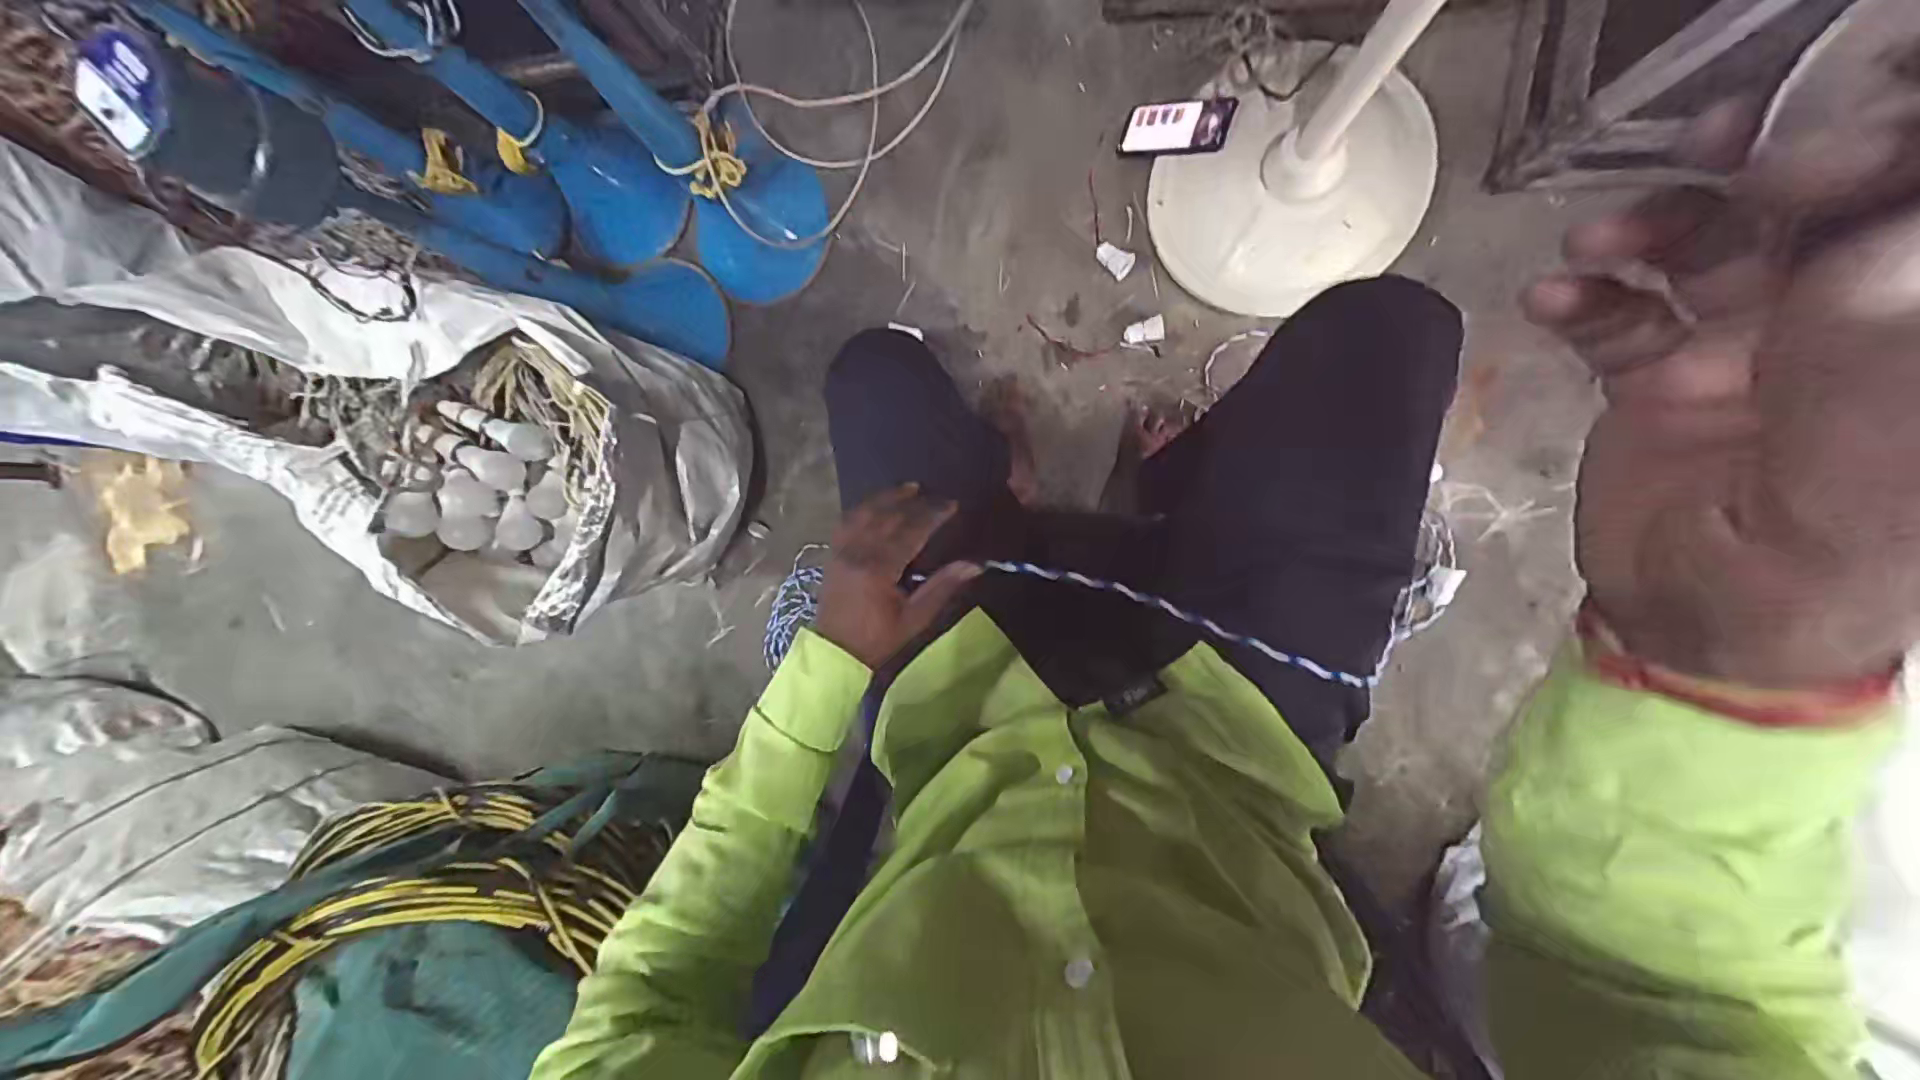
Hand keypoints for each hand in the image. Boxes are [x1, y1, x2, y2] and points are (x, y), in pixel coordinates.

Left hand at [813, 484, 983, 668]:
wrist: (836, 654)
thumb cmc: (879, 639)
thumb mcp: (915, 618)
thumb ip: (943, 587)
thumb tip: (974, 564)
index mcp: (878, 568)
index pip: (910, 530)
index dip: (932, 514)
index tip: (952, 505)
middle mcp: (856, 552)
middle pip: (888, 516)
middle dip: (914, 503)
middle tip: (936, 496)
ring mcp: (840, 551)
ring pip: (864, 513)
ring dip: (887, 498)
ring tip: (909, 488)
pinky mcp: (832, 554)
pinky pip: (847, 521)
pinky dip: (863, 508)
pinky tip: (876, 504)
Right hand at [1526, 104, 1919, 687]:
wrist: (1679, 626)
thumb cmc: (1790, 586)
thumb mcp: (1846, 505)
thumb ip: (1857, 387)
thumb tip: (1858, 252)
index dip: (1900, 145)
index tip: (1834, 125)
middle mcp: (1859, 325)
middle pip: (1839, 202)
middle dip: (1785, 159)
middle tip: (1718, 154)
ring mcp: (1751, 347)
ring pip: (1720, 247)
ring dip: (1662, 223)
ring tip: (1597, 235)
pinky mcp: (1657, 374)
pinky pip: (1622, 319)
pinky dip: (1586, 302)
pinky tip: (1550, 300)